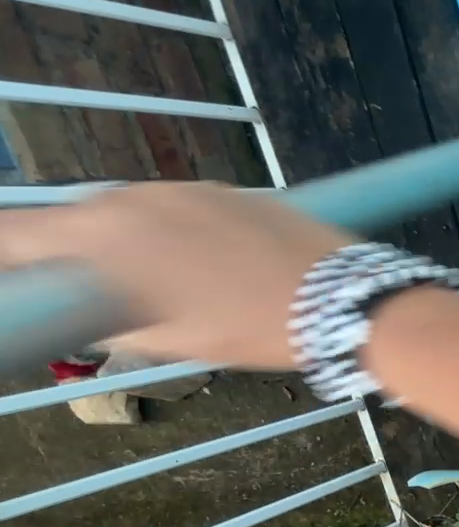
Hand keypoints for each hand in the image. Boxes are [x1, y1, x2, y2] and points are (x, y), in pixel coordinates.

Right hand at [0, 182, 353, 367]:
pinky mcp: (238, 191)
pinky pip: (189, 208)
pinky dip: (185, 230)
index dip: (10, 257)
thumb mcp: (176, 339)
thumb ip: (115, 324)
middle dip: (78, 249)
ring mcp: (192, 188)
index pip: (13, 234)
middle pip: (78, 218)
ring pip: (137, 211)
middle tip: (99, 285)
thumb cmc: (262, 328)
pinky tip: (216, 261)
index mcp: (102, 233)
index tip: (20, 277)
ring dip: (136, 238)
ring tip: (170, 278)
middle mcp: (136, 197)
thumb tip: (93, 322)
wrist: (356, 302)